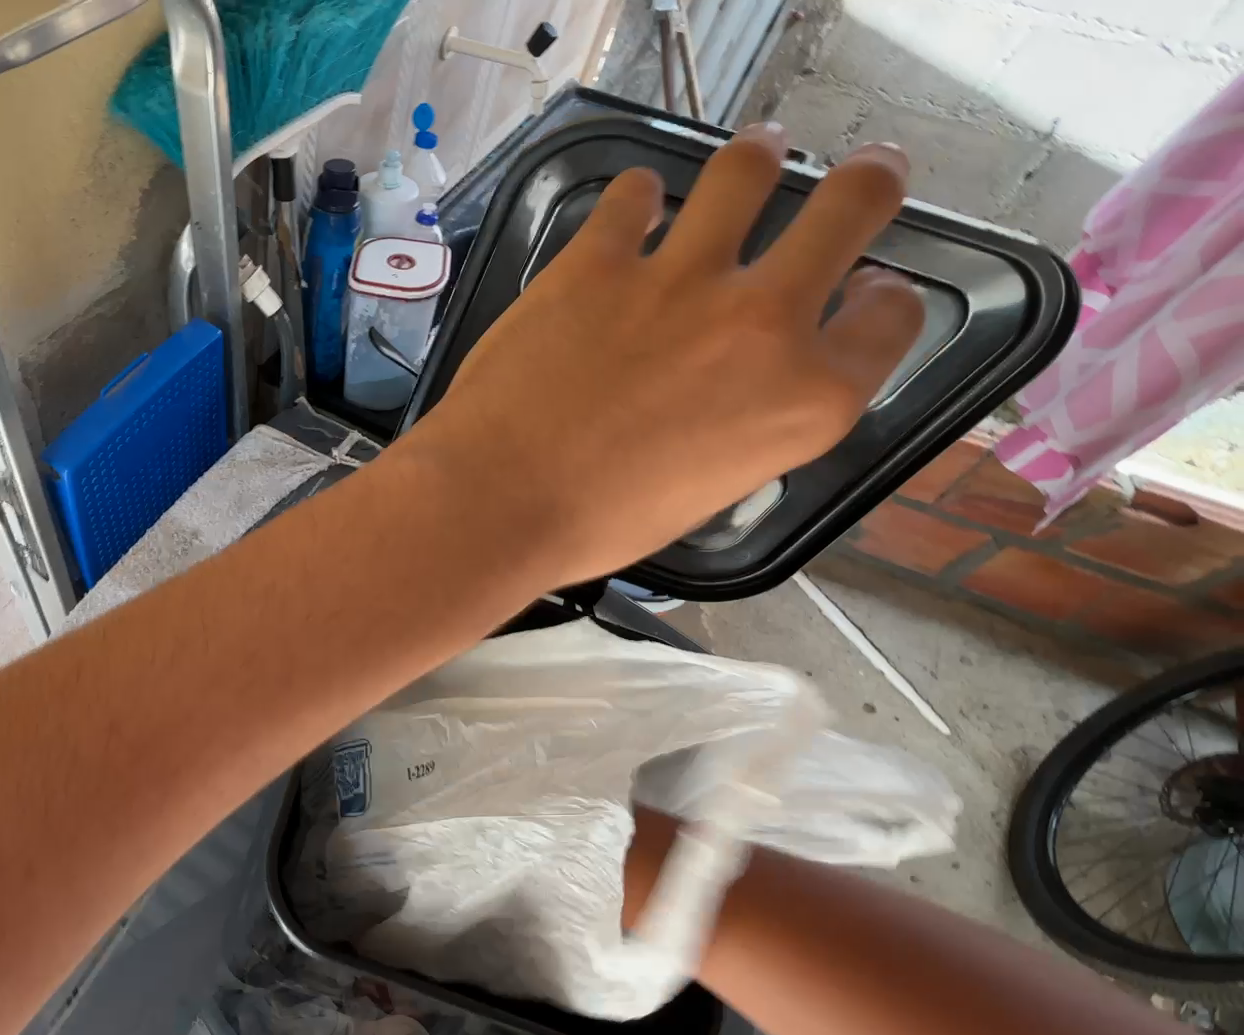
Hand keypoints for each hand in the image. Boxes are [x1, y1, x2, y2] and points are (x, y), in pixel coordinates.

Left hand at [398, 122, 924, 587]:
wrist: (499, 501)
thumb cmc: (598, 523)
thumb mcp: (710, 488)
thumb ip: (747, 423)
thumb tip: (738, 387)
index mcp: (807, 400)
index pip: (891, 319)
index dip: (883, 299)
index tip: (865, 288)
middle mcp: (764, 324)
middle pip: (852, 209)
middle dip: (868, 181)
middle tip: (867, 170)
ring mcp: (680, 281)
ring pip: (747, 173)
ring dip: (759, 159)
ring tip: (759, 155)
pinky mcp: (597, 261)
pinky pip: (633, 196)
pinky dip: (637, 197)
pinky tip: (633, 206)